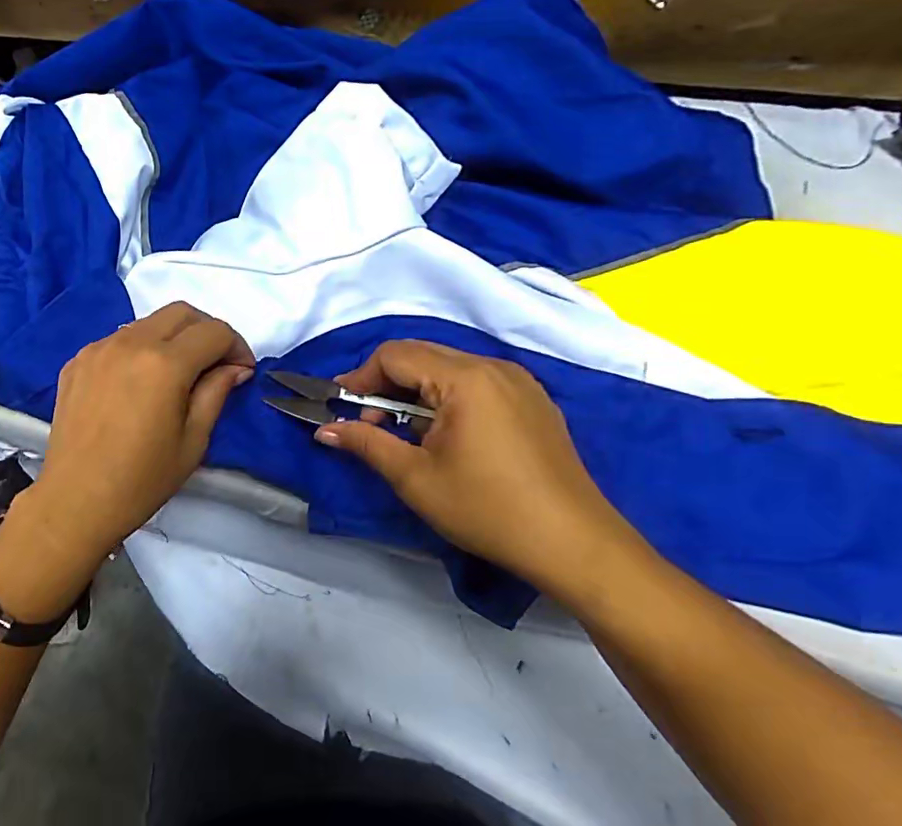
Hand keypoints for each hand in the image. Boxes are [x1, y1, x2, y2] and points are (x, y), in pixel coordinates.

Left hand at [0, 303, 254, 620]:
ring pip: (146, 322)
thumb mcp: (193, 441)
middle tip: (215, 362)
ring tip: (177, 373)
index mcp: (164, 363)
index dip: (236, 346)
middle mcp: (129, 343)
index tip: (241, 369)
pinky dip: (139, 348)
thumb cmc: (141, 480)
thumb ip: (216, 393)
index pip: (213, 331)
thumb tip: (234, 367)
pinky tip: (139, 381)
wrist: (75, 500)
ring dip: (171, 337)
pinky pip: (118, 340)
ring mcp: (98, 349)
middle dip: (206, 330)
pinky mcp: (77, 361)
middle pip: (180, 312)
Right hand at [316, 341, 646, 601]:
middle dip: (385, 383)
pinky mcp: (533, 401)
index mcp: (464, 378)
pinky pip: (475, 382)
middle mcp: (493, 367)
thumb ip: (366, 444)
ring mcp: (519, 382)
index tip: (342, 409)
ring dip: (415, 391)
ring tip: (405, 433)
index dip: (360, 378)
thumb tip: (325, 430)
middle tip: (368, 423)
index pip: (394, 354)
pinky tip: (445, 436)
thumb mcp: (416, 478)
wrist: (576, 546)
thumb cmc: (488, 510)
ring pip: (448, 368)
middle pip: (421, 355)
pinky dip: (447, 397)